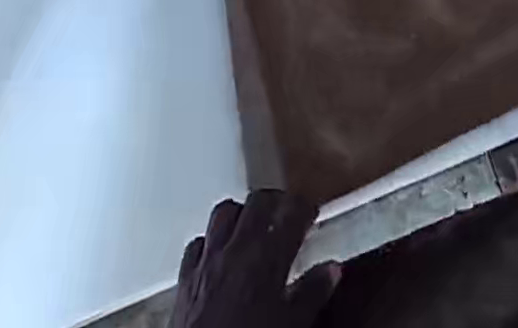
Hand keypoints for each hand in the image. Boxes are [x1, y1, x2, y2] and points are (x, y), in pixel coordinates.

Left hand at [170, 189, 340, 327]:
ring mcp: (209, 259)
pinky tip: (216, 250)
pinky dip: (209, 240)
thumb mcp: (291, 325)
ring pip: (224, 212)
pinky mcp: (186, 277)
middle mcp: (238, 248)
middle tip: (284, 210)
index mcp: (267, 257)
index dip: (305, 206)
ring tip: (250, 221)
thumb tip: (331, 272)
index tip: (311, 209)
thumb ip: (312, 293)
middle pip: (258, 201)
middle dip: (274, 200)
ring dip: (239, 213)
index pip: (292, 213)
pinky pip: (197, 243)